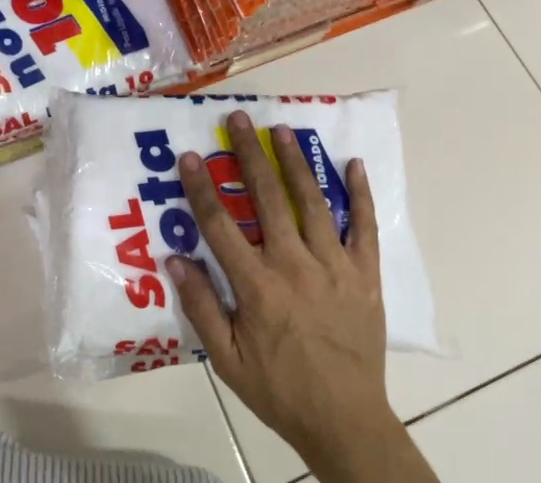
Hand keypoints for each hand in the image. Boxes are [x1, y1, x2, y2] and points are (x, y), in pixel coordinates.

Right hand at [165, 112, 437, 482]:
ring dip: (296, 163)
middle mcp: (294, 265)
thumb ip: (201, 307)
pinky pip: (364, 228)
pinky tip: (354, 164)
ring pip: (312, 203)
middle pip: (267, 199)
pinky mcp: (365, 276)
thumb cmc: (278, 390)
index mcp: (257, 286)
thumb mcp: (226, 359)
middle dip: (251, 155)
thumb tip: (176, 258)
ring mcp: (334, 267)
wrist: (344, 419)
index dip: (202, 188)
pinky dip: (360, 195)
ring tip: (284, 130)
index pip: (220, 225)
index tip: (189, 156)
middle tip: (240, 120)